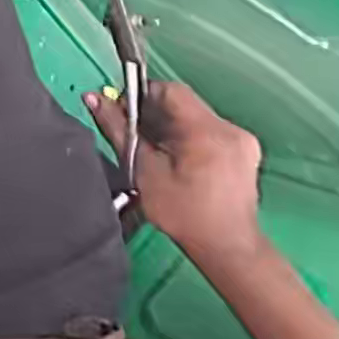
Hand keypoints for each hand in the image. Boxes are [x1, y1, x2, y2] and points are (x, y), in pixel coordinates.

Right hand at [84, 80, 264, 262]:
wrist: (226, 247)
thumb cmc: (181, 211)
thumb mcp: (141, 167)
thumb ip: (117, 128)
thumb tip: (93, 97)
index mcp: (207, 131)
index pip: (170, 90)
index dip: (142, 95)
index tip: (126, 115)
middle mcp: (230, 129)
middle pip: (182, 103)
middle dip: (154, 113)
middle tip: (135, 135)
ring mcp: (242, 140)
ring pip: (193, 115)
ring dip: (169, 125)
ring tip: (155, 150)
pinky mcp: (244, 151)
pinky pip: (206, 128)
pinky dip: (186, 135)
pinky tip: (175, 158)